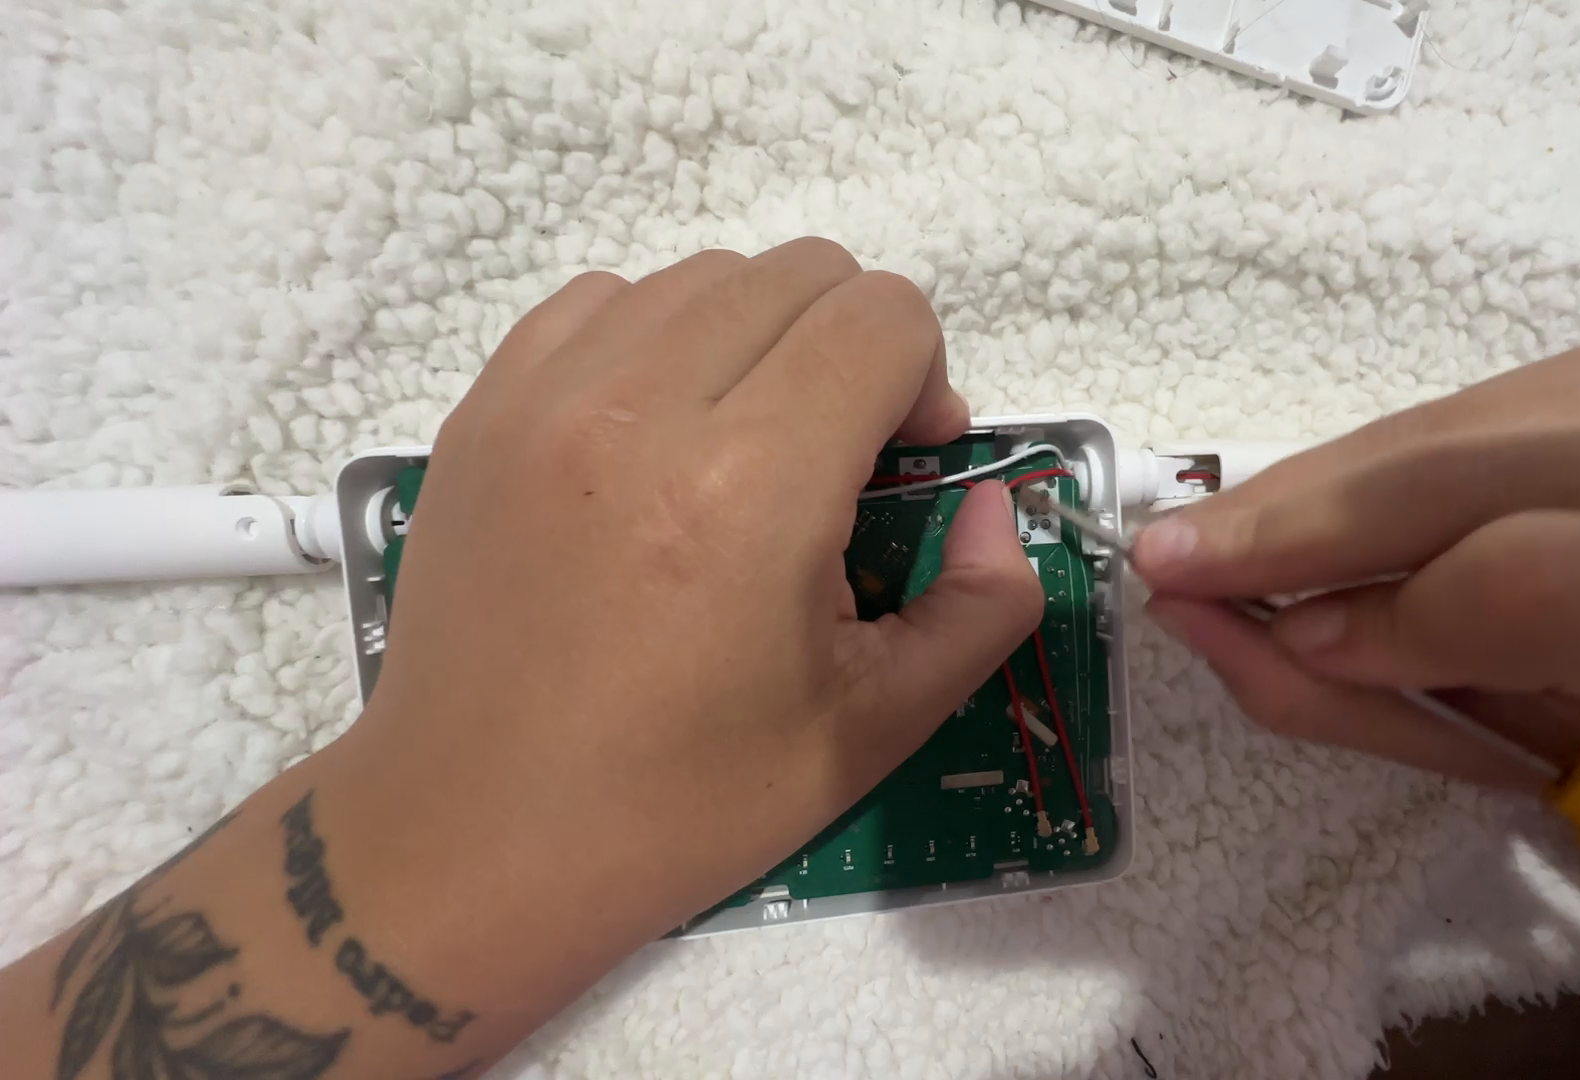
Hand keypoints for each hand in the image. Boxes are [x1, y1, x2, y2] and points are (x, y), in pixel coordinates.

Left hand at [334, 240, 1039, 967]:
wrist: (472, 843)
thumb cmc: (689, 799)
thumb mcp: (880, 726)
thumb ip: (984, 605)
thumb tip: (989, 505)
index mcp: (752, 488)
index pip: (883, 318)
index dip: (926, 379)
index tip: (909, 464)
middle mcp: (642, 406)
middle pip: (806, 272)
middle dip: (863, 348)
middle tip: (847, 457)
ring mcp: (546, 394)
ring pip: (713, 275)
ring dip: (772, 340)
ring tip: (759, 445)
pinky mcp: (484, 407)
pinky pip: (613, 301)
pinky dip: (674, 339)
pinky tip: (670, 435)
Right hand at [1134, 345, 1579, 814]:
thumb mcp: (1550, 757)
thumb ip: (1397, 701)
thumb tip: (1248, 628)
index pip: (1550, 593)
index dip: (1383, 615)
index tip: (1232, 630)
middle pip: (1466, 475)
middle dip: (1290, 525)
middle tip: (1162, 558)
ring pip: (1435, 431)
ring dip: (1299, 490)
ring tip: (1205, 536)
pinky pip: (1441, 414)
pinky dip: (1349, 468)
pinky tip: (1294, 507)